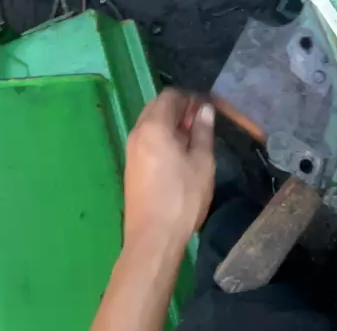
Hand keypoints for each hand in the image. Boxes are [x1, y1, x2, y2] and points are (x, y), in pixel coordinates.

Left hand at [121, 88, 215, 255]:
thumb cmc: (182, 199)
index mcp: (154, 126)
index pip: (170, 96)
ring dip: (169, 123)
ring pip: (150, 123)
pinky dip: (160, 137)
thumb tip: (204, 109)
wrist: (153, 239)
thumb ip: (203, 131)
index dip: (189, 97)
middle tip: (199, 124)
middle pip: (157, 106)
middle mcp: (138, 132)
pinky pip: (146, 139)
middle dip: (178, 109)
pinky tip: (176, 155)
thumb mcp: (202, 163)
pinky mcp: (131, 166)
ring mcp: (131, 149)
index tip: (206, 109)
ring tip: (191, 141)